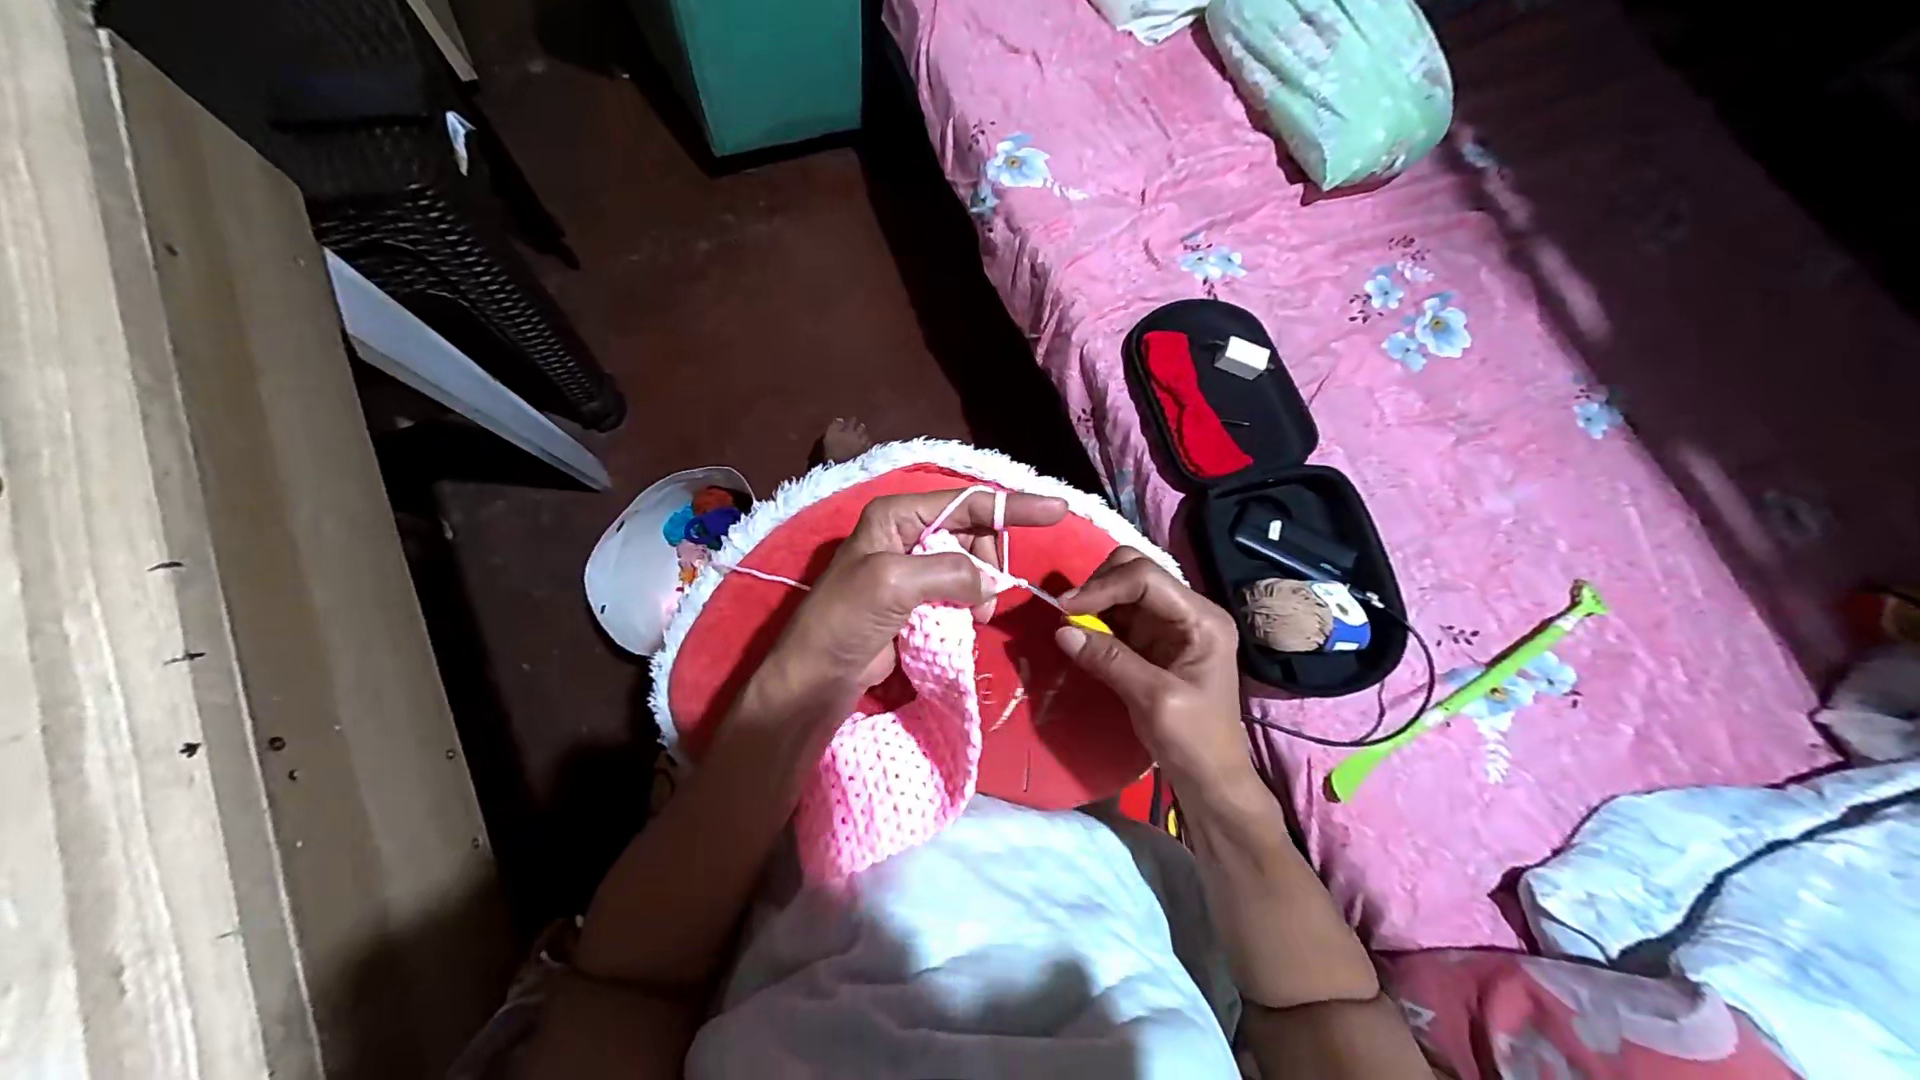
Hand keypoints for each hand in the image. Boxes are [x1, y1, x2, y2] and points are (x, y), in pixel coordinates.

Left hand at [741, 488, 1067, 730]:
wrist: (817, 676)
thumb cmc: (845, 620)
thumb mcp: (894, 582)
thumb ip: (950, 570)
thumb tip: (988, 582)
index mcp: (897, 515)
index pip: (967, 502)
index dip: (1012, 506)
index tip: (1057, 511)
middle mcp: (906, 534)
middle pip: (973, 532)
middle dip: (990, 558)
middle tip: (988, 594)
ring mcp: (912, 568)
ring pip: (971, 565)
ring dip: (981, 587)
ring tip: (973, 615)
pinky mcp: (917, 600)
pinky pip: (960, 591)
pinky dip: (972, 604)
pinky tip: (967, 622)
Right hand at [1054, 548, 1250, 789]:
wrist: (1210, 779)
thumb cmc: (1195, 740)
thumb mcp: (1154, 700)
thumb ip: (1110, 660)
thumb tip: (1062, 630)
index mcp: (1202, 618)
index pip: (1146, 578)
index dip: (1103, 586)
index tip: (1065, 608)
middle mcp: (1186, 611)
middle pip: (1135, 571)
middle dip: (1098, 586)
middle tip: (1068, 614)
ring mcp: (1167, 625)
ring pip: (1121, 589)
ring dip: (1092, 601)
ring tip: (1068, 624)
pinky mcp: (1148, 641)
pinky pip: (1115, 615)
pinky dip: (1093, 618)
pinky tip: (1078, 633)